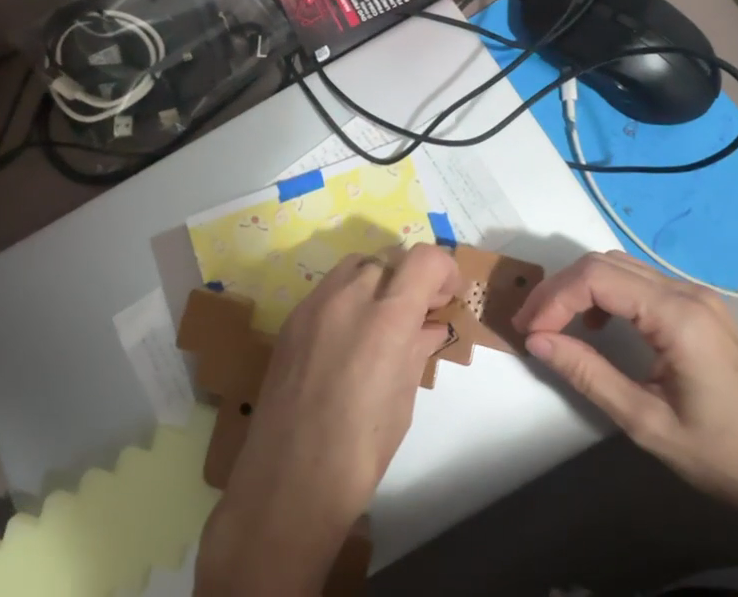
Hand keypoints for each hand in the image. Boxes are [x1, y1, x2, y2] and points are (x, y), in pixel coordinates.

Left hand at [198, 245, 460, 594]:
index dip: (444, 270)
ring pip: (352, 267)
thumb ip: (416, 350)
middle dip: (408, 278)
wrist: (289, 478)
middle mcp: (347, 299)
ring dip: (375, 282)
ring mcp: (312, 306)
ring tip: (385, 320)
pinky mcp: (289, 321)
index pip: (423, 259)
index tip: (448, 295)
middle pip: (386, 259)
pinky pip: (326, 290)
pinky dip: (347, 298)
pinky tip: (351, 336)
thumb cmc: (359, 451)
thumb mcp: (402, 400)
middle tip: (421, 311)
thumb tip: (429, 326)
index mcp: (386, 319)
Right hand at [512, 252, 737, 525]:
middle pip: (605, 263)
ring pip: (622, 267)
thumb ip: (589, 375)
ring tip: (554, 325)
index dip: (554, 298)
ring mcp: (698, 298)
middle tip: (533, 327)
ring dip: (580, 288)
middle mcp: (688, 293)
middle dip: (560, 289)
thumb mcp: (646, 422)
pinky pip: (641, 283)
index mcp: (678, 317)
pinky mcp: (701, 310)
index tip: (530, 333)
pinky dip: (607, 293)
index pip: (597, 278)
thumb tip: (538, 342)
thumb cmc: (724, 455)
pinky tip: (597, 325)